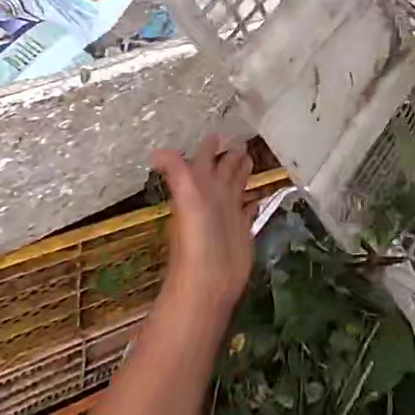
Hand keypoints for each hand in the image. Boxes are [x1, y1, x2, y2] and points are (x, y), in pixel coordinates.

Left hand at [152, 132, 255, 319]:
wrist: (208, 282)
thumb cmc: (196, 239)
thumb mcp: (186, 199)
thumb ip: (177, 173)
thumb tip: (158, 152)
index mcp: (199, 186)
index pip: (204, 159)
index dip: (210, 146)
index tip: (218, 132)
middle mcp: (213, 197)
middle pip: (222, 170)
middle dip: (230, 155)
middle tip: (242, 140)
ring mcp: (227, 214)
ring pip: (234, 187)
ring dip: (241, 173)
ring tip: (250, 158)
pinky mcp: (241, 232)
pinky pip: (247, 210)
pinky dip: (251, 202)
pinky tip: (257, 197)